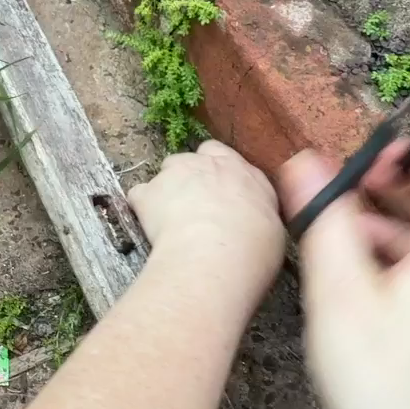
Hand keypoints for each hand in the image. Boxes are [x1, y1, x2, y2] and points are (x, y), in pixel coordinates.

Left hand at [127, 140, 284, 293]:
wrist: (217, 255)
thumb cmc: (253, 248)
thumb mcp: (270, 227)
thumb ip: (254, 211)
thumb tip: (248, 220)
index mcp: (241, 172)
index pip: (220, 153)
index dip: (212, 170)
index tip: (212, 189)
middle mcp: (207, 164)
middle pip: (188, 159)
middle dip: (186, 176)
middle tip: (190, 205)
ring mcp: (174, 174)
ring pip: (163, 173)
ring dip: (164, 190)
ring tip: (169, 220)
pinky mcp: (148, 192)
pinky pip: (139, 195)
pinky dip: (142, 208)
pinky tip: (149, 228)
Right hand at [277, 142, 409, 408]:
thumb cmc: (381, 386)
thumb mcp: (339, 296)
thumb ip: (325, 221)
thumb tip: (305, 162)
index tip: (367, 168)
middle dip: (388, 194)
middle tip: (335, 214)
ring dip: (386, 233)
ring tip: (336, 263)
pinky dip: (399, 266)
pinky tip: (360, 301)